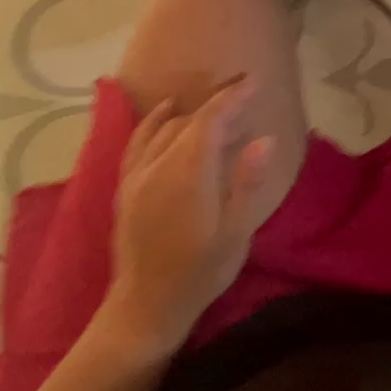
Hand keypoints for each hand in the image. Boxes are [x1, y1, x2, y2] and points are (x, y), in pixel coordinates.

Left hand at [102, 83, 273, 357]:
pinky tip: (167, 112)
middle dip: (218, 99)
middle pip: (190, 119)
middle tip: (245, 87)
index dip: (233, 97)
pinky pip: (140, 140)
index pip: (211, 120)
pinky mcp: (126, 187)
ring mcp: (137, 176)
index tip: (255, 81)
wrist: (144, 309)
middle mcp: (159, 166)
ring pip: (166, 127)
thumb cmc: (199, 272)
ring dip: (194, 110)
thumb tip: (264, 138)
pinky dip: (156, 120)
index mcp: (188, 174)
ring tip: (218, 105)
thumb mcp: (236, 233)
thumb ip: (248, 183)